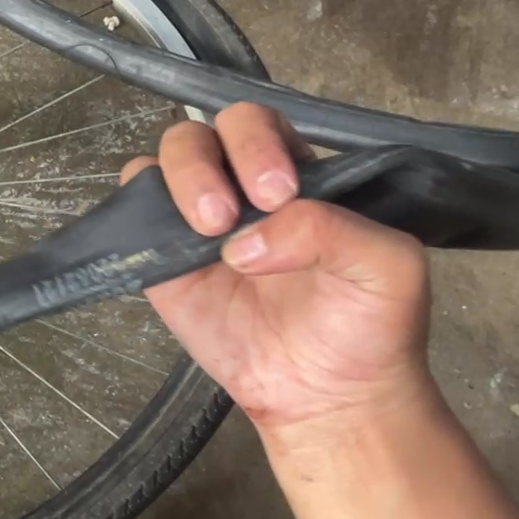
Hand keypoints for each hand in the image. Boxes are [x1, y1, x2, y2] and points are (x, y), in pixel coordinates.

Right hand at [121, 104, 435, 438]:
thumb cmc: (365, 325)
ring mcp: (192, 222)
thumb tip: (241, 243)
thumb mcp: (387, 267)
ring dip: (178, 184)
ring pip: (159, 163)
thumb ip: (331, 230)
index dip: (258, 145)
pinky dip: (134, 210)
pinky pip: (130, 213)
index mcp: (295, 176)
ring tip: (207, 233)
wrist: (322, 393)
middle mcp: (237, 189)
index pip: (260, 125)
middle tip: (229, 217)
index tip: (276, 196)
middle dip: (211, 163)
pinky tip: (163, 241)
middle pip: (201, 133)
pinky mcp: (158, 260)